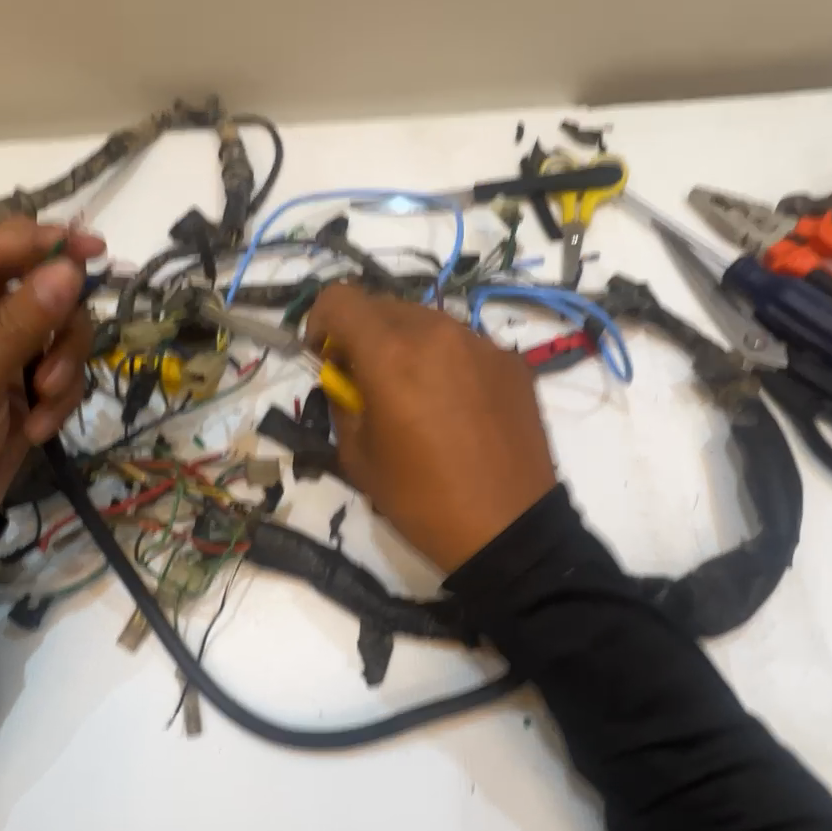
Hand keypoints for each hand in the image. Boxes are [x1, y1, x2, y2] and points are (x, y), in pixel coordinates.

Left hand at [0, 220, 103, 527]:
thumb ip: (20, 324)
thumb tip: (69, 268)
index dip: (43, 242)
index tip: (94, 250)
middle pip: (36, 281)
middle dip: (57, 324)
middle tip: (58, 363)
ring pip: (58, 322)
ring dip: (62, 365)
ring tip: (43, 402)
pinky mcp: (19, 372)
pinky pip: (62, 360)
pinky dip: (60, 393)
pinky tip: (36, 425)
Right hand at [305, 284, 556, 570]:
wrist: (509, 531)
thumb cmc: (422, 500)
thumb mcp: (358, 458)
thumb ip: (343, 403)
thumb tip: (346, 379)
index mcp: (391, 354)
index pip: (340, 299)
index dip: (319, 321)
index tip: (323, 356)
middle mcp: (437, 333)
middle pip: (383, 306)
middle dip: (363, 335)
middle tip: (365, 381)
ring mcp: (481, 343)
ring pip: (427, 322)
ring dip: (406, 345)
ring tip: (414, 395)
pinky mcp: (512, 362)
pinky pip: (465, 345)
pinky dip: (446, 362)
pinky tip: (456, 407)